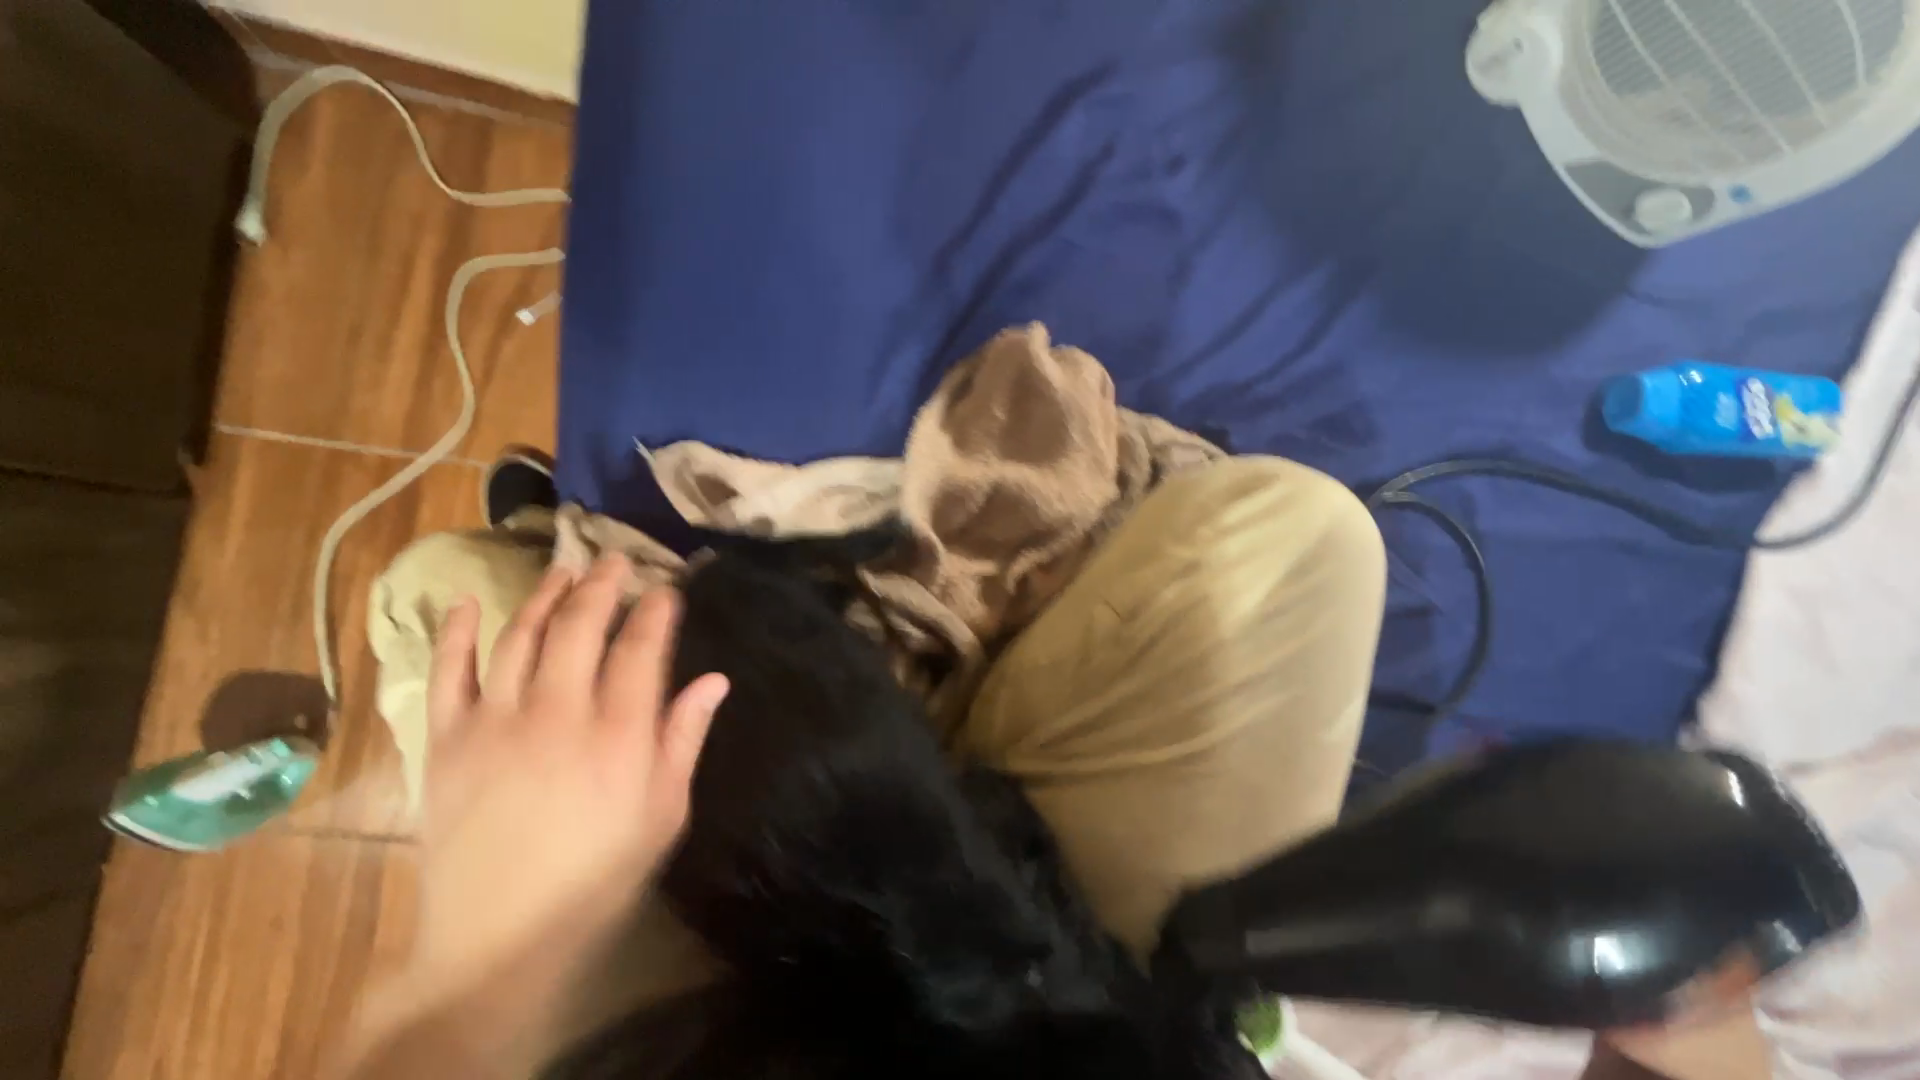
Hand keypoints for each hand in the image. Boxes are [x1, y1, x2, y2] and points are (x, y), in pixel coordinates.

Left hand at [412, 553, 728, 995]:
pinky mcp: (447, 741)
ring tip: (562, 568)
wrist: (500, 937)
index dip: (656, 610)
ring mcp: (496, 723)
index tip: (667, 588)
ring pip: (520, 636)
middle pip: (580, 627)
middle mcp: (558, 714)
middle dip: (602, 585)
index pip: (641, 649)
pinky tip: (464, 601)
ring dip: (543, 595)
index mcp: (618, 736)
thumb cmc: (599, 877)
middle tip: (615, 561)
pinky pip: (448, 673)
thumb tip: (716, 680)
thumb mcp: (663, 815)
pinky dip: (454, 633)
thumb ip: (684, 740)